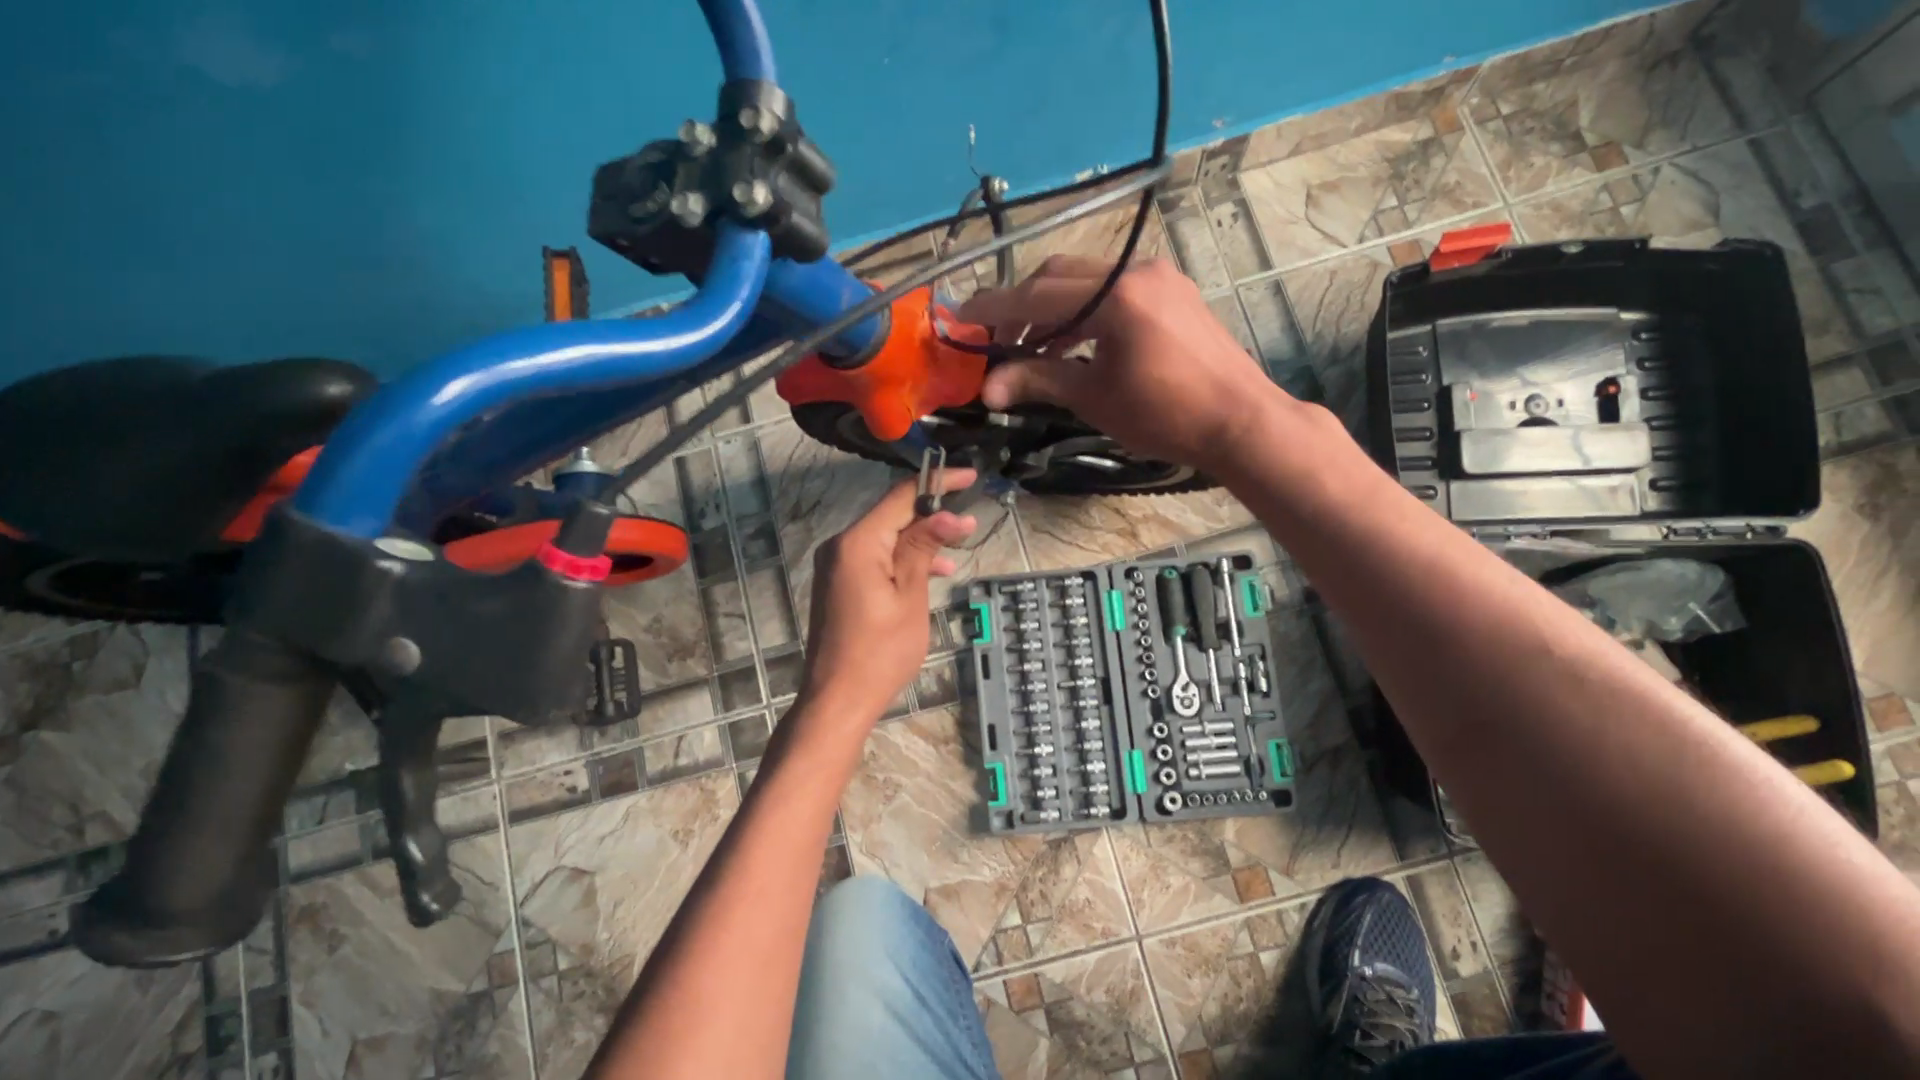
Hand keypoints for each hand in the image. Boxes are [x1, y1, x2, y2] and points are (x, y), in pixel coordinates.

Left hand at [797, 469, 978, 725]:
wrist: (838, 699)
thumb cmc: (880, 652)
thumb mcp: (910, 597)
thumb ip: (924, 549)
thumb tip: (952, 515)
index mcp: (857, 543)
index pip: (901, 497)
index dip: (937, 483)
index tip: (970, 477)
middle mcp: (840, 546)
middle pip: (891, 515)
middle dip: (931, 513)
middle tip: (969, 518)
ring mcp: (837, 565)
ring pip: (885, 537)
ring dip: (921, 539)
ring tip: (958, 548)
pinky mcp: (840, 583)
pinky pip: (876, 558)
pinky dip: (903, 560)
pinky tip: (935, 572)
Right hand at [957, 255, 1303, 474]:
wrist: (1241, 422)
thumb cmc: (1167, 416)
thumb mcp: (1094, 398)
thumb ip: (1038, 380)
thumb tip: (987, 389)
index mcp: (1115, 296)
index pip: (1037, 295)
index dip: (994, 310)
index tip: (960, 320)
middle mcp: (1136, 272)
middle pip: (1058, 276)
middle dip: (1021, 307)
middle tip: (996, 344)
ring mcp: (1158, 277)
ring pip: (1086, 280)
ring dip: (1052, 309)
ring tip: (1030, 349)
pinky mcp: (1172, 290)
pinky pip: (1113, 289)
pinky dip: (1085, 311)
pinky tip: (1072, 343)